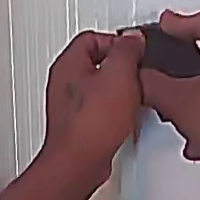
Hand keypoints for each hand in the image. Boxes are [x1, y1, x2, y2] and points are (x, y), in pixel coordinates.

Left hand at [42, 30, 145, 189]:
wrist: (80, 162)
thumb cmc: (91, 124)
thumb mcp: (120, 74)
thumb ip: (127, 50)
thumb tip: (133, 39)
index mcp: (68, 63)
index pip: (92, 37)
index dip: (118, 42)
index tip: (135, 52)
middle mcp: (64, 83)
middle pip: (95, 62)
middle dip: (119, 67)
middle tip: (134, 74)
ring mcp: (69, 106)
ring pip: (98, 87)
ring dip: (118, 91)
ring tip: (131, 97)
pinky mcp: (78, 125)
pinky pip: (99, 109)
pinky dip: (113, 111)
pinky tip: (124, 118)